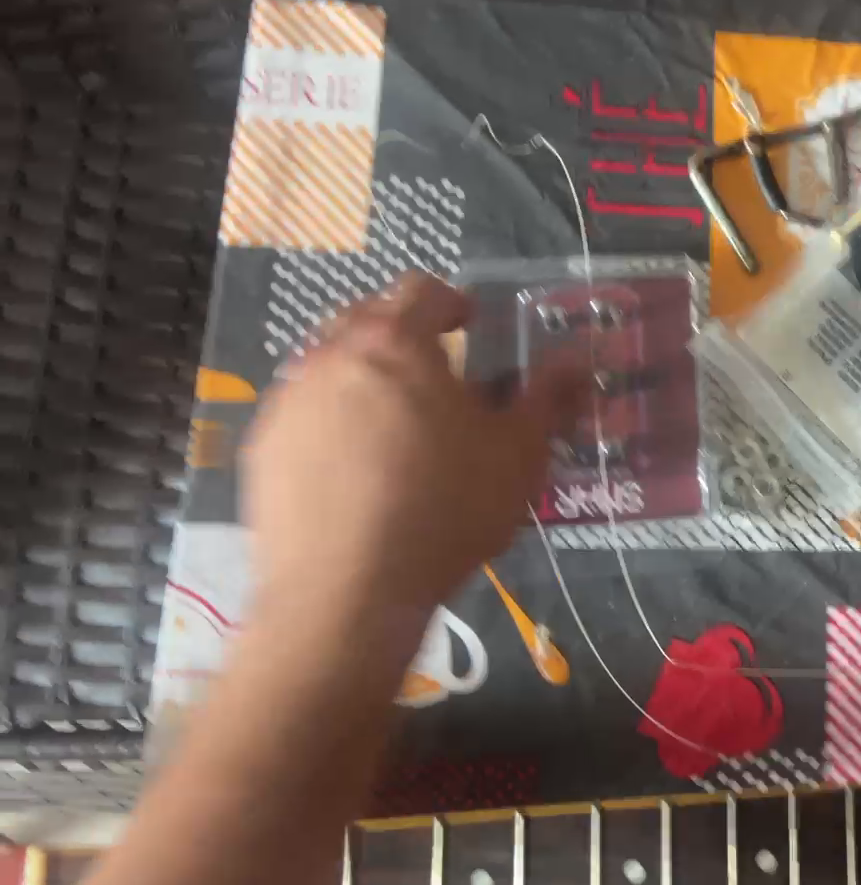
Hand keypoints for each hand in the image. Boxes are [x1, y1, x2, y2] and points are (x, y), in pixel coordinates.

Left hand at [241, 272, 585, 620]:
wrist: (348, 593)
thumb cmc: (449, 505)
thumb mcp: (521, 450)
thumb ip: (548, 395)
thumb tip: (574, 358)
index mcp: (396, 345)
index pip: (423, 291)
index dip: (457, 303)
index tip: (479, 330)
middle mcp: (330, 359)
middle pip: (368, 318)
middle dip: (409, 332)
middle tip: (448, 371)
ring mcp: (287, 404)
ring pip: (333, 364)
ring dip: (373, 374)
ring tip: (410, 420)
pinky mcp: (262, 451)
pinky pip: (309, 410)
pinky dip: (341, 416)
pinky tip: (369, 465)